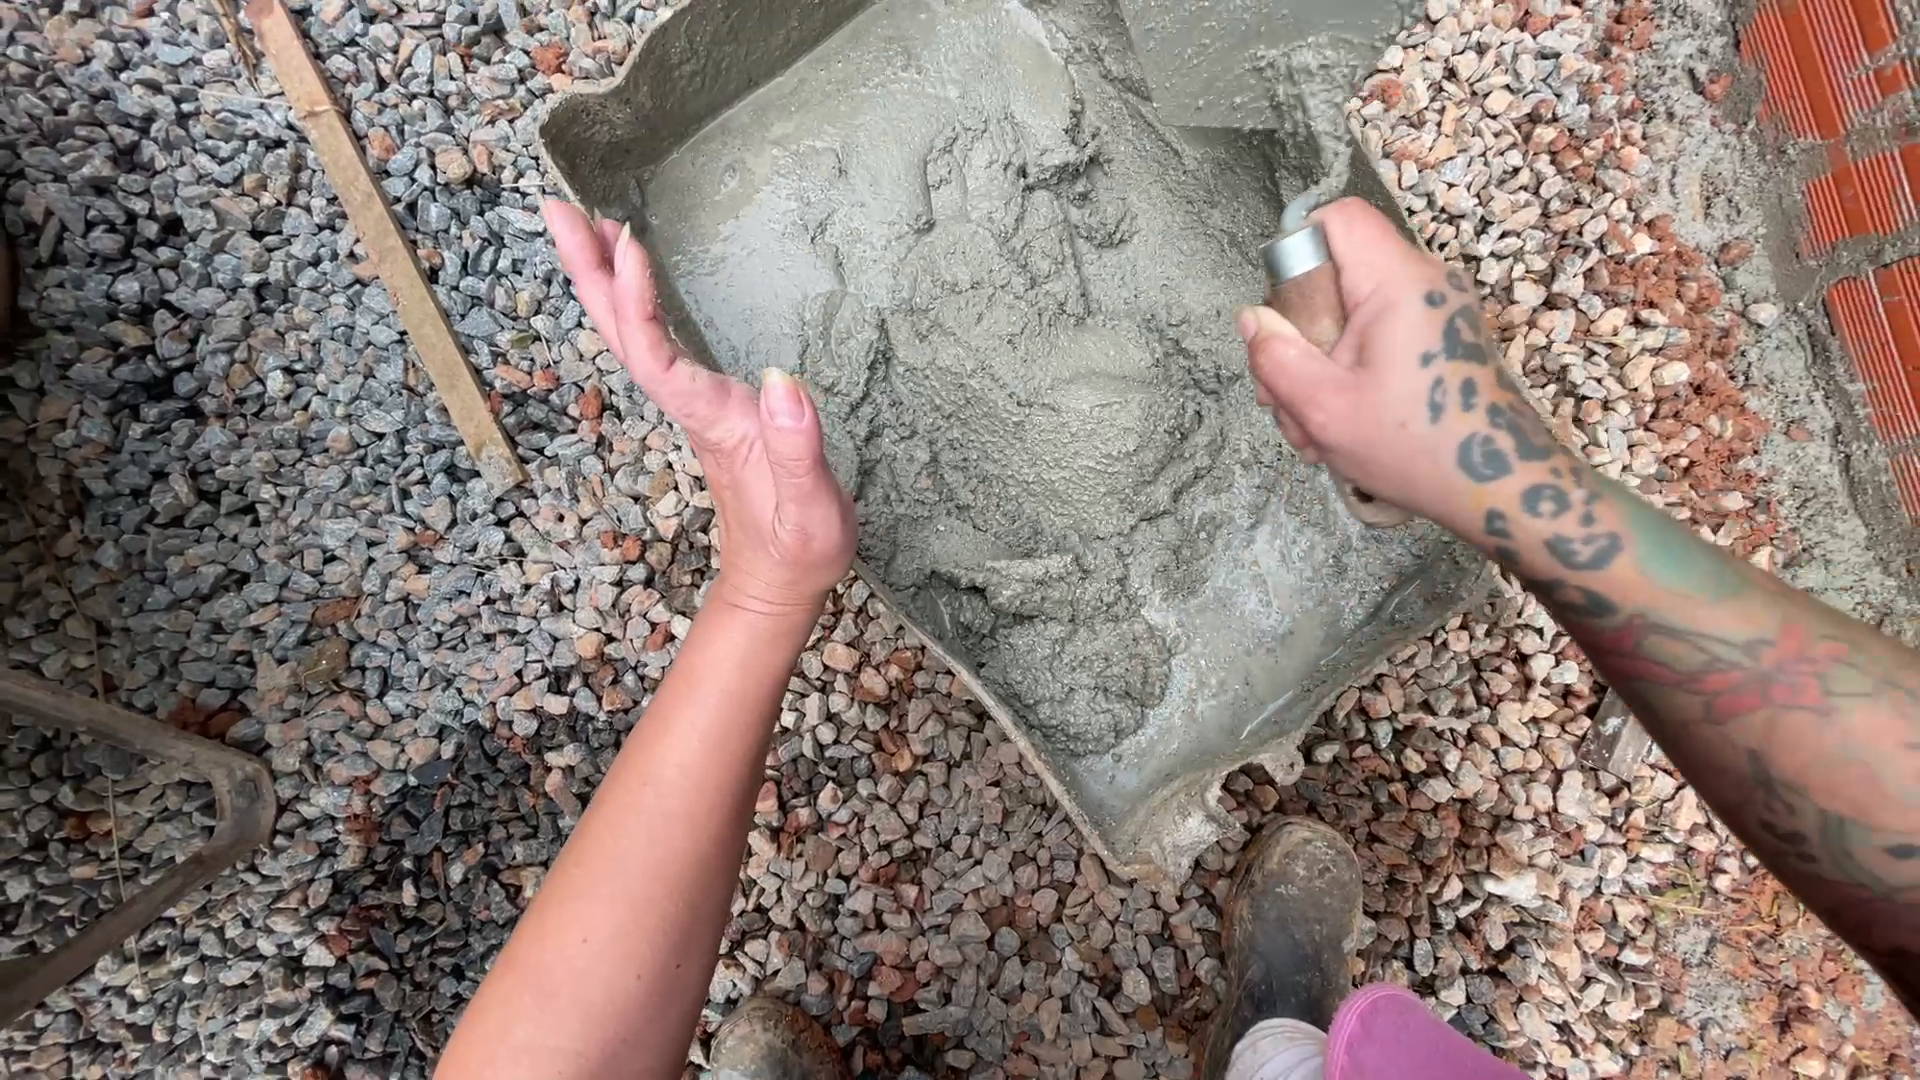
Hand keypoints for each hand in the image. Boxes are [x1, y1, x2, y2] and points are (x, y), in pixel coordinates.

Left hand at [544, 199, 856, 616]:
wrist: (778, 582)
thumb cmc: (798, 548)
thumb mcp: (811, 508)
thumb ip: (797, 450)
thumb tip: (782, 381)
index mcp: (716, 425)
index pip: (658, 358)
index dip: (635, 302)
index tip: (625, 242)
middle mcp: (695, 411)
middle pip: (625, 340)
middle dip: (589, 275)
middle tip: (557, 209)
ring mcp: (697, 412)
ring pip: (635, 343)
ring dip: (605, 285)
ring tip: (590, 227)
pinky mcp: (708, 414)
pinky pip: (658, 351)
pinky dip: (639, 310)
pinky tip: (642, 285)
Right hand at [1239, 197, 1562, 533]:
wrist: (1496, 489)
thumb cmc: (1413, 447)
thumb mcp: (1323, 408)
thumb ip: (1275, 357)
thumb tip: (1250, 317)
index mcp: (1398, 285)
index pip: (1336, 219)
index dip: (1292, 251)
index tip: (1278, 314)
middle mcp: (1419, 285)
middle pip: (1330, 277)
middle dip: (1294, 335)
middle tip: (1285, 393)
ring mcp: (1427, 314)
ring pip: (1341, 317)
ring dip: (1311, 367)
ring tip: (1311, 422)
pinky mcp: (1428, 341)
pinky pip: (1366, 341)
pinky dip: (1340, 375)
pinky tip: (1336, 420)